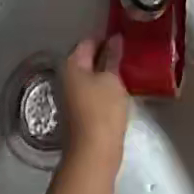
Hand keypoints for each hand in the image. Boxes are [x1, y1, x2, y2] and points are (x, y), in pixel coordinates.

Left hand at [62, 36, 128, 165]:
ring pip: (89, 76)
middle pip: (86, 58)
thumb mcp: (112, 80)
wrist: (93, 155)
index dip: (105, 38)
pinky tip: (119, 92)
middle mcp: (65, 76)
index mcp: (71, 63)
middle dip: (105, 56)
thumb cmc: (102, 111)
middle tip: (128, 55)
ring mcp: (69, 95)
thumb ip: (113, 58)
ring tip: (127, 72)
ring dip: (105, 73)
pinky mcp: (77, 112)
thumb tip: (115, 38)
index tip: (124, 38)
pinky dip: (103, 88)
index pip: (88, 41)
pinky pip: (91, 91)